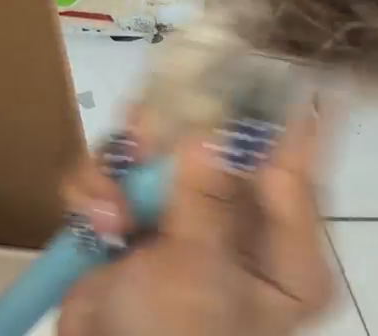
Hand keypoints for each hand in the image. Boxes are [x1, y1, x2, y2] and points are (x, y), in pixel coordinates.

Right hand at [58, 107, 331, 335]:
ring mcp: (175, 220)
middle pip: (203, 148)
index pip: (290, 173)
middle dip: (160, 143)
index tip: (268, 69)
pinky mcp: (126, 216)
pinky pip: (105, 174)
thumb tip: (211, 134)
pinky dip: (89, 192)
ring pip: (144, 155)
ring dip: (114, 175)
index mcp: (281, 254)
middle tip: (137, 138)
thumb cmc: (171, 331)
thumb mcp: (196, 274)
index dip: (279, 121)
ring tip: (103, 213)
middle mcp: (231, 227)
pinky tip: (87, 222)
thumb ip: (202, 203)